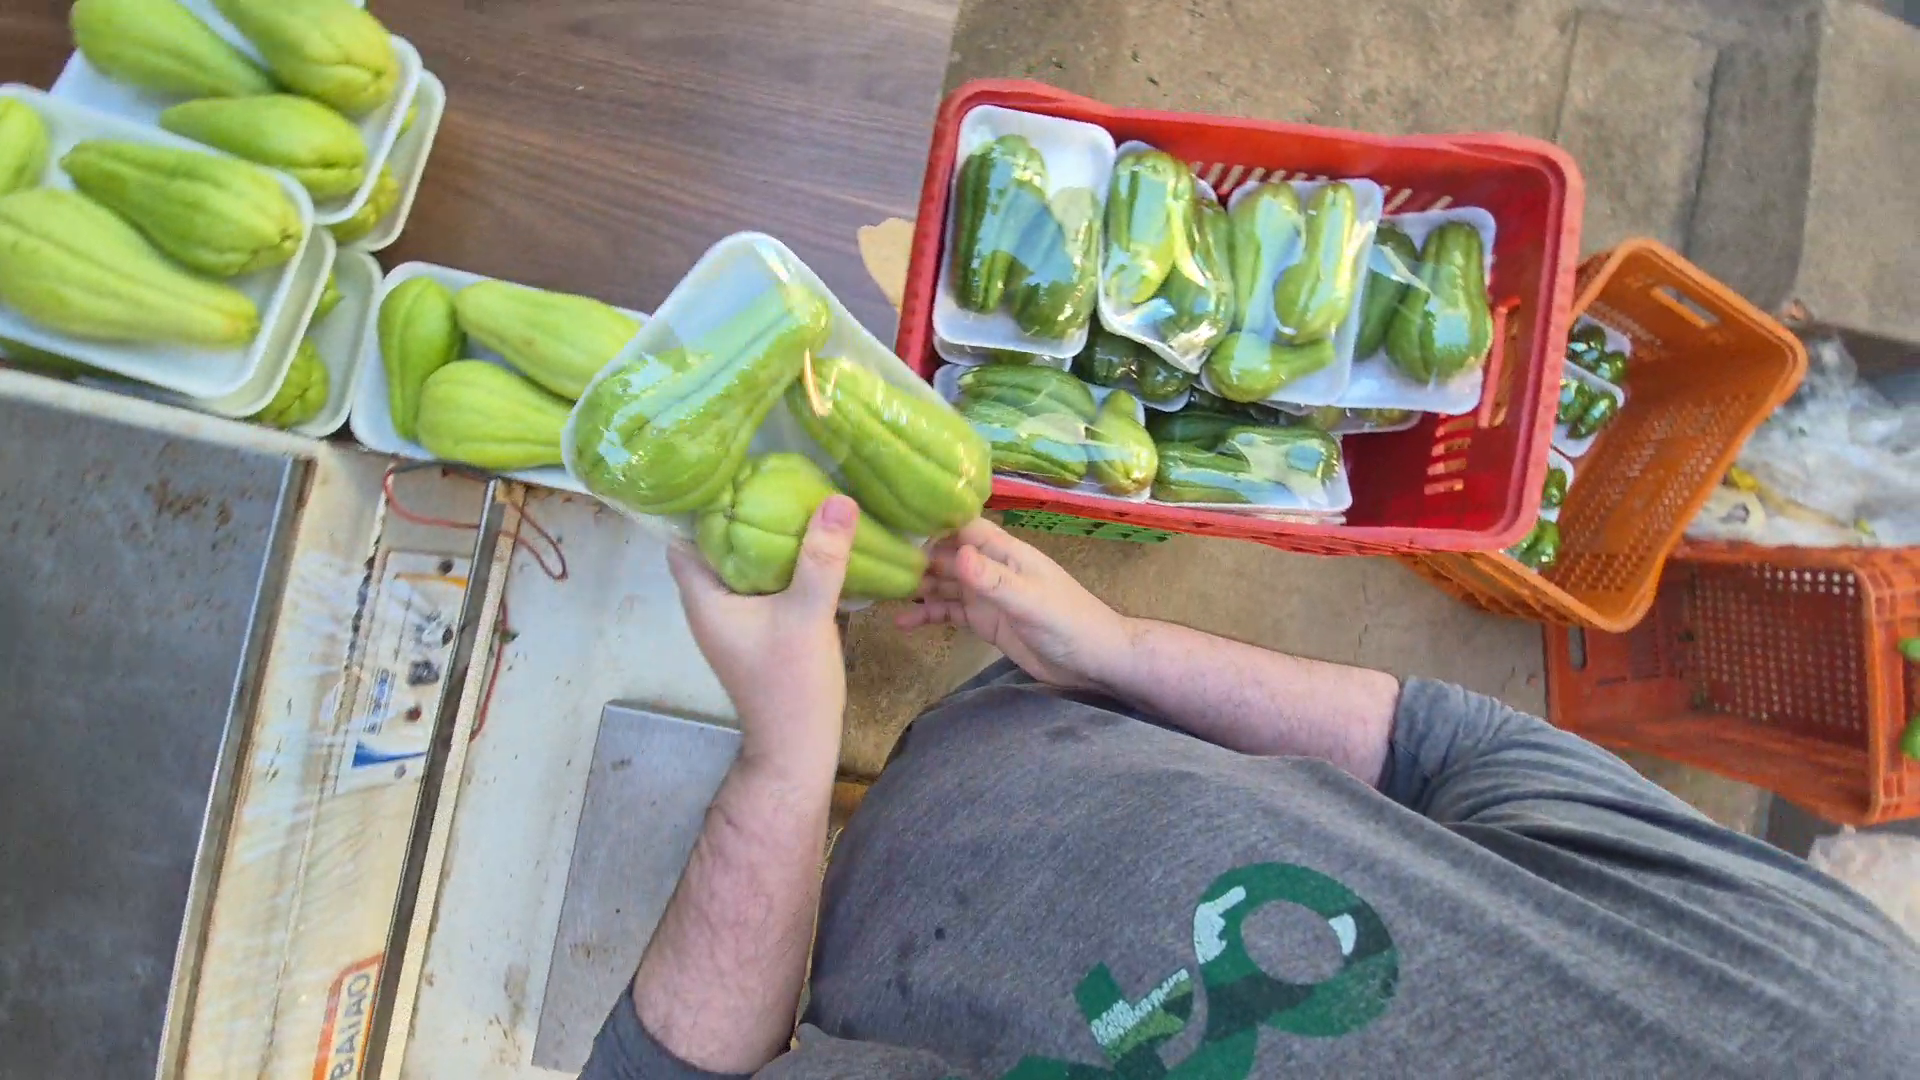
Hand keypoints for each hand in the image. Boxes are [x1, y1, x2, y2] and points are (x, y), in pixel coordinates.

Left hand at [667, 495, 855, 774]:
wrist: (799, 742)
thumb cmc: (790, 682)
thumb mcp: (807, 614)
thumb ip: (822, 558)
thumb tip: (838, 499)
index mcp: (704, 598)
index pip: (683, 537)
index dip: (701, 503)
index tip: (731, 468)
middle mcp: (712, 605)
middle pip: (715, 545)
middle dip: (739, 511)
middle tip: (770, 472)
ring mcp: (736, 619)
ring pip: (742, 563)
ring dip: (763, 535)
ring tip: (793, 496)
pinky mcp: (760, 628)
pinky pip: (763, 580)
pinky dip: (780, 559)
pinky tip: (810, 543)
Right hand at [896, 518, 1133, 690]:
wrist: (1093, 661)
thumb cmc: (1069, 623)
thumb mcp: (1030, 602)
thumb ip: (994, 581)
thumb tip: (956, 554)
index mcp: (1005, 553)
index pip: (962, 527)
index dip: (931, 521)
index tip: (893, 519)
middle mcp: (991, 568)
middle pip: (946, 554)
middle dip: (913, 554)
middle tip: (873, 558)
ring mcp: (986, 595)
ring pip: (943, 583)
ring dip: (916, 584)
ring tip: (878, 587)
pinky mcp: (984, 621)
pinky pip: (949, 612)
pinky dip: (927, 614)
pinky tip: (902, 621)